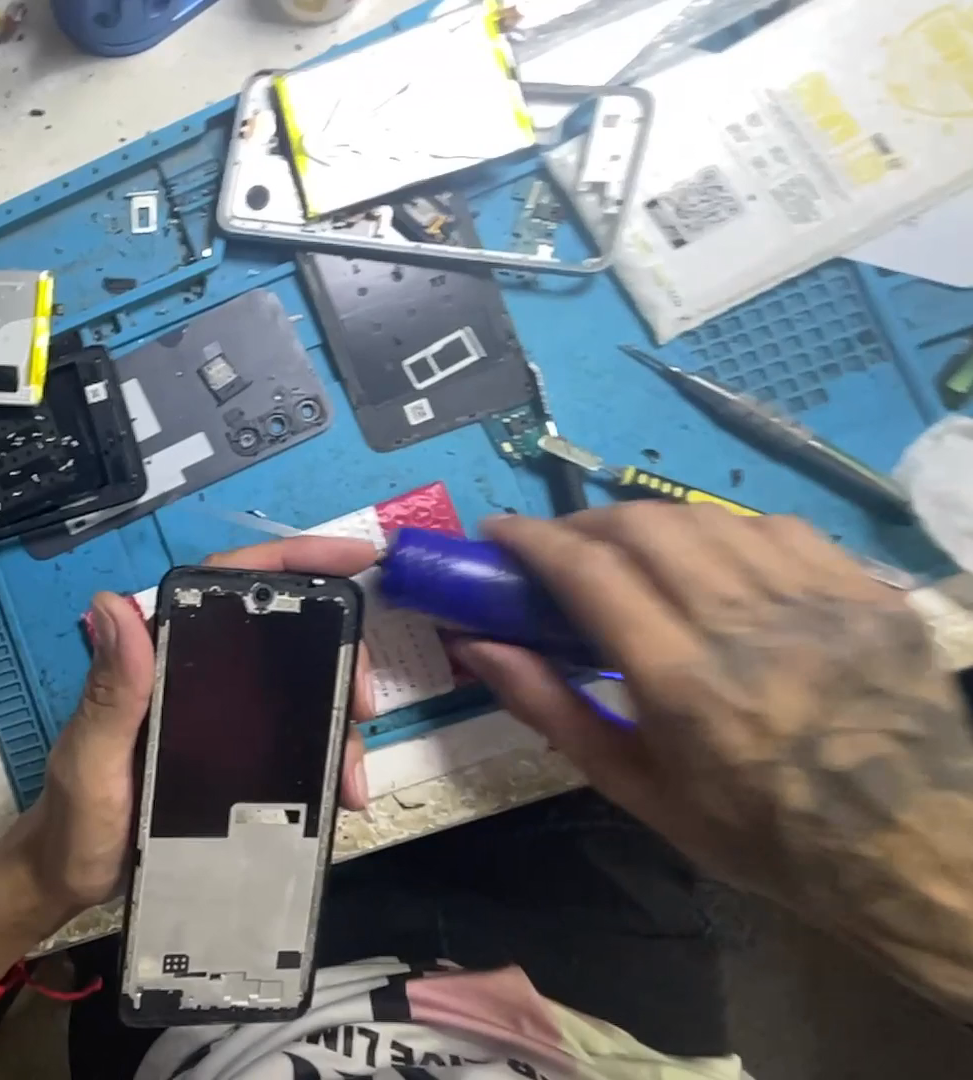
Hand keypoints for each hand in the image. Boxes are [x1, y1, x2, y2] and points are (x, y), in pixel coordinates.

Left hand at [0, 537, 379, 972]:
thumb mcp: (93, 757)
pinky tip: (339, 789)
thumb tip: (114, 599)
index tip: (354, 559)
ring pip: (291, 687)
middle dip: (332, 650)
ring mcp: (211, 713)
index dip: (287, 561)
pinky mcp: (228, 753)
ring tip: (351, 769)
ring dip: (333, 714)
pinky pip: (288, 737)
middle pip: (274, 634)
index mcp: (152, 657)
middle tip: (362, 699)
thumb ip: (110, 688)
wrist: (73, 875)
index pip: (220, 586)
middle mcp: (187, 672)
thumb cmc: (76, 818)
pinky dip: (322, 754)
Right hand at [452, 505, 972, 1013]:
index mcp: (683, 680)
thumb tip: (475, 643)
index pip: (591, 571)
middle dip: (580, 521)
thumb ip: (546, 705)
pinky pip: (776, 528)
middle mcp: (750, 627)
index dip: (532, 538)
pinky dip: (718, 528)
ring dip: (643, 522)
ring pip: (706, 518)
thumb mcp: (628, 783)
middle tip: (554, 544)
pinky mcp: (871, 598)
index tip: (497, 531)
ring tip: (620, 547)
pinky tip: (703, 557)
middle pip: (645, 527)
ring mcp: (821, 605)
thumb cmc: (752, 830)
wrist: (922, 858)